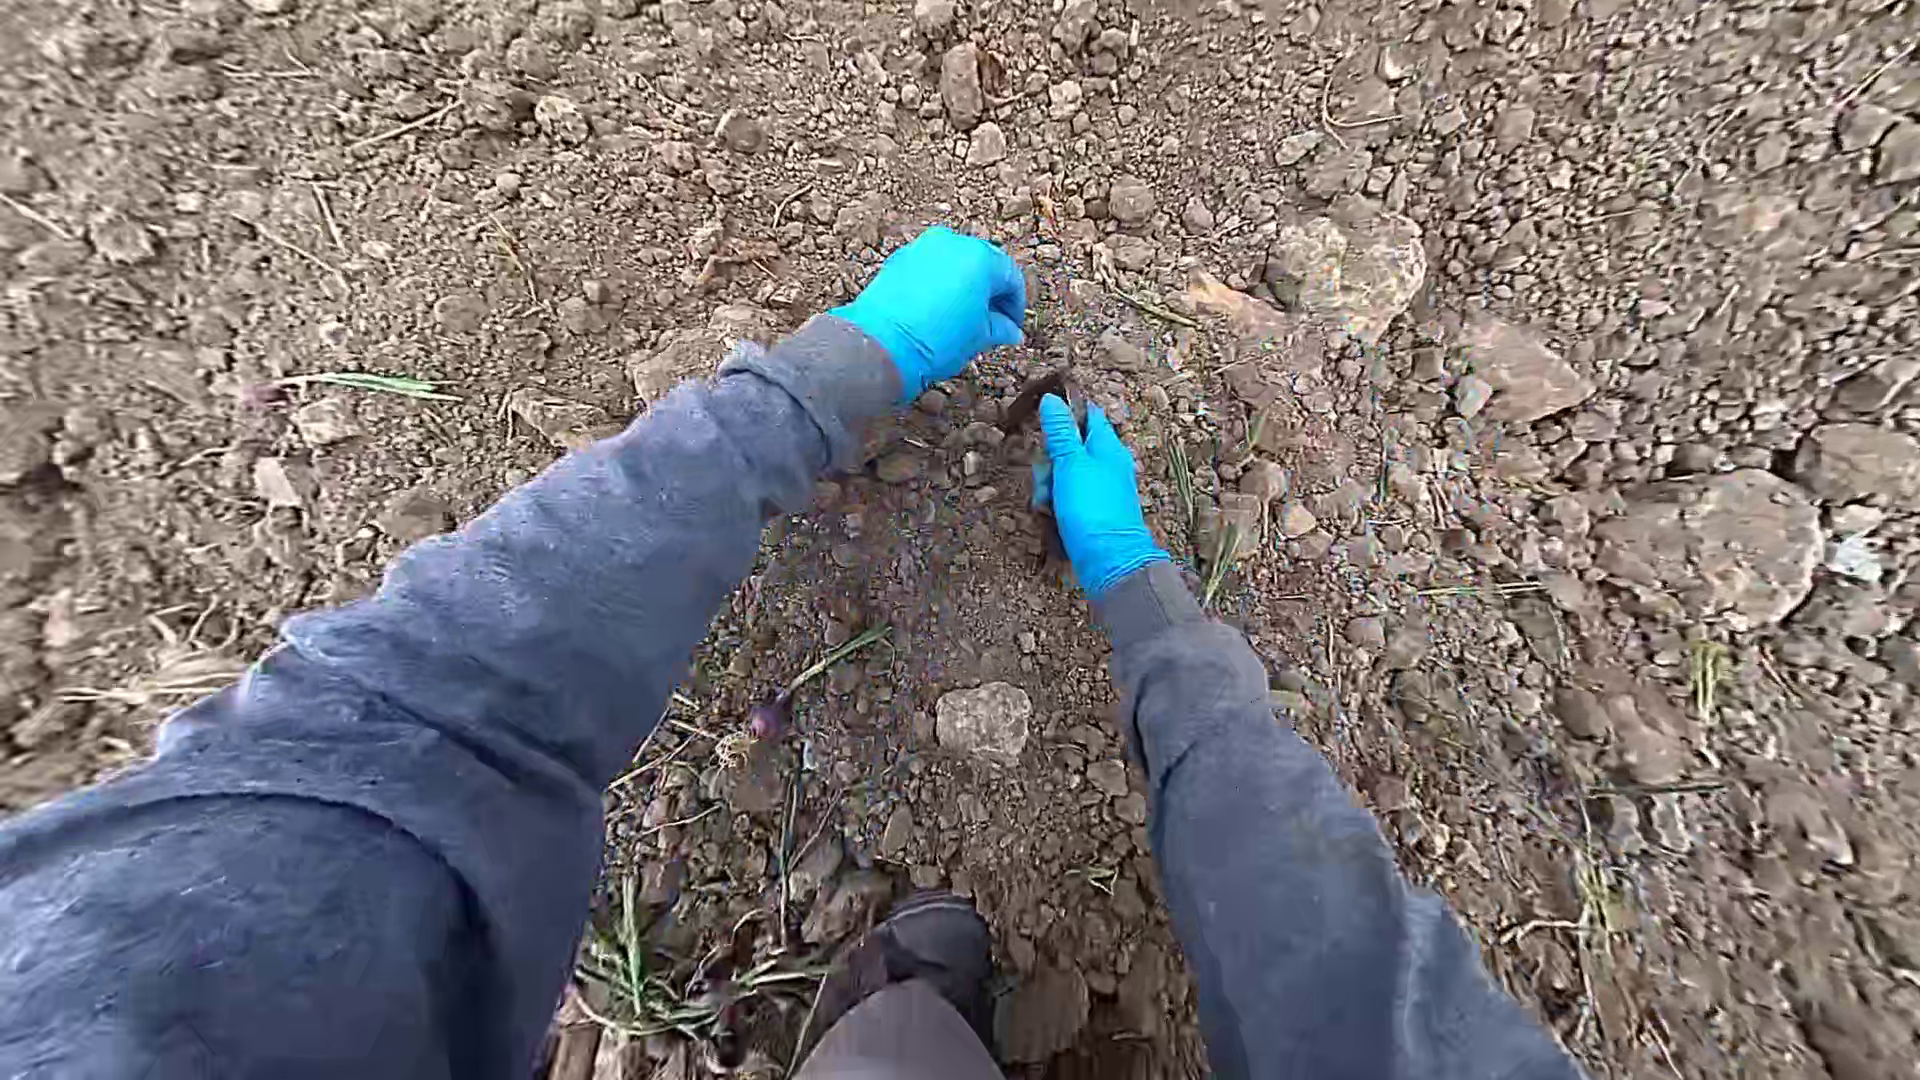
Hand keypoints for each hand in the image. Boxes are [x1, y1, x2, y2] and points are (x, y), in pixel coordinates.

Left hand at [831, 226, 1026, 402]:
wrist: (883, 346)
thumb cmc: (934, 342)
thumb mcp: (978, 338)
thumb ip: (999, 329)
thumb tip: (1009, 331)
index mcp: (980, 258)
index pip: (1010, 276)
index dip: (1016, 305)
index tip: (1012, 326)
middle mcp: (952, 243)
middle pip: (983, 265)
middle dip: (990, 294)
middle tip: (991, 324)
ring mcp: (923, 247)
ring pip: (955, 264)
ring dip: (964, 288)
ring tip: (962, 320)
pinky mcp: (900, 259)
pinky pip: (930, 269)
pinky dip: (939, 286)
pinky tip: (937, 313)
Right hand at [1034, 394, 1169, 595]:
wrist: (1108, 559)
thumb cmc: (1091, 508)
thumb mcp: (1071, 464)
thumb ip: (1060, 432)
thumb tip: (1052, 399)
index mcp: (1106, 446)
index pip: (1087, 415)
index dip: (1064, 416)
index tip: (1043, 427)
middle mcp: (1105, 464)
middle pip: (1068, 448)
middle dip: (1049, 461)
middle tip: (1047, 476)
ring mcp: (1098, 489)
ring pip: (1062, 475)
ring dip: (1048, 486)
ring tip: (1047, 503)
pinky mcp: (1090, 511)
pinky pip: (1065, 497)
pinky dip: (1055, 504)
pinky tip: (1051, 515)